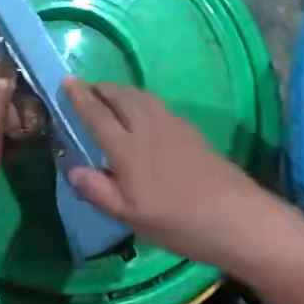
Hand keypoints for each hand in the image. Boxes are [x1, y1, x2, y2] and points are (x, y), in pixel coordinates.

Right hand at [64, 79, 303, 275]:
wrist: (236, 217)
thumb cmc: (177, 222)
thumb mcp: (130, 216)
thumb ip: (99, 190)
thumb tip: (73, 169)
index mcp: (128, 147)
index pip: (98, 114)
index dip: (80, 97)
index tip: (67, 81)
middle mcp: (149, 127)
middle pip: (121, 96)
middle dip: (102, 88)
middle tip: (87, 88)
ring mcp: (173, 125)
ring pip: (142, 97)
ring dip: (122, 91)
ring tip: (110, 96)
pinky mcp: (191, 131)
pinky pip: (157, 105)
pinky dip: (141, 100)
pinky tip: (142, 113)